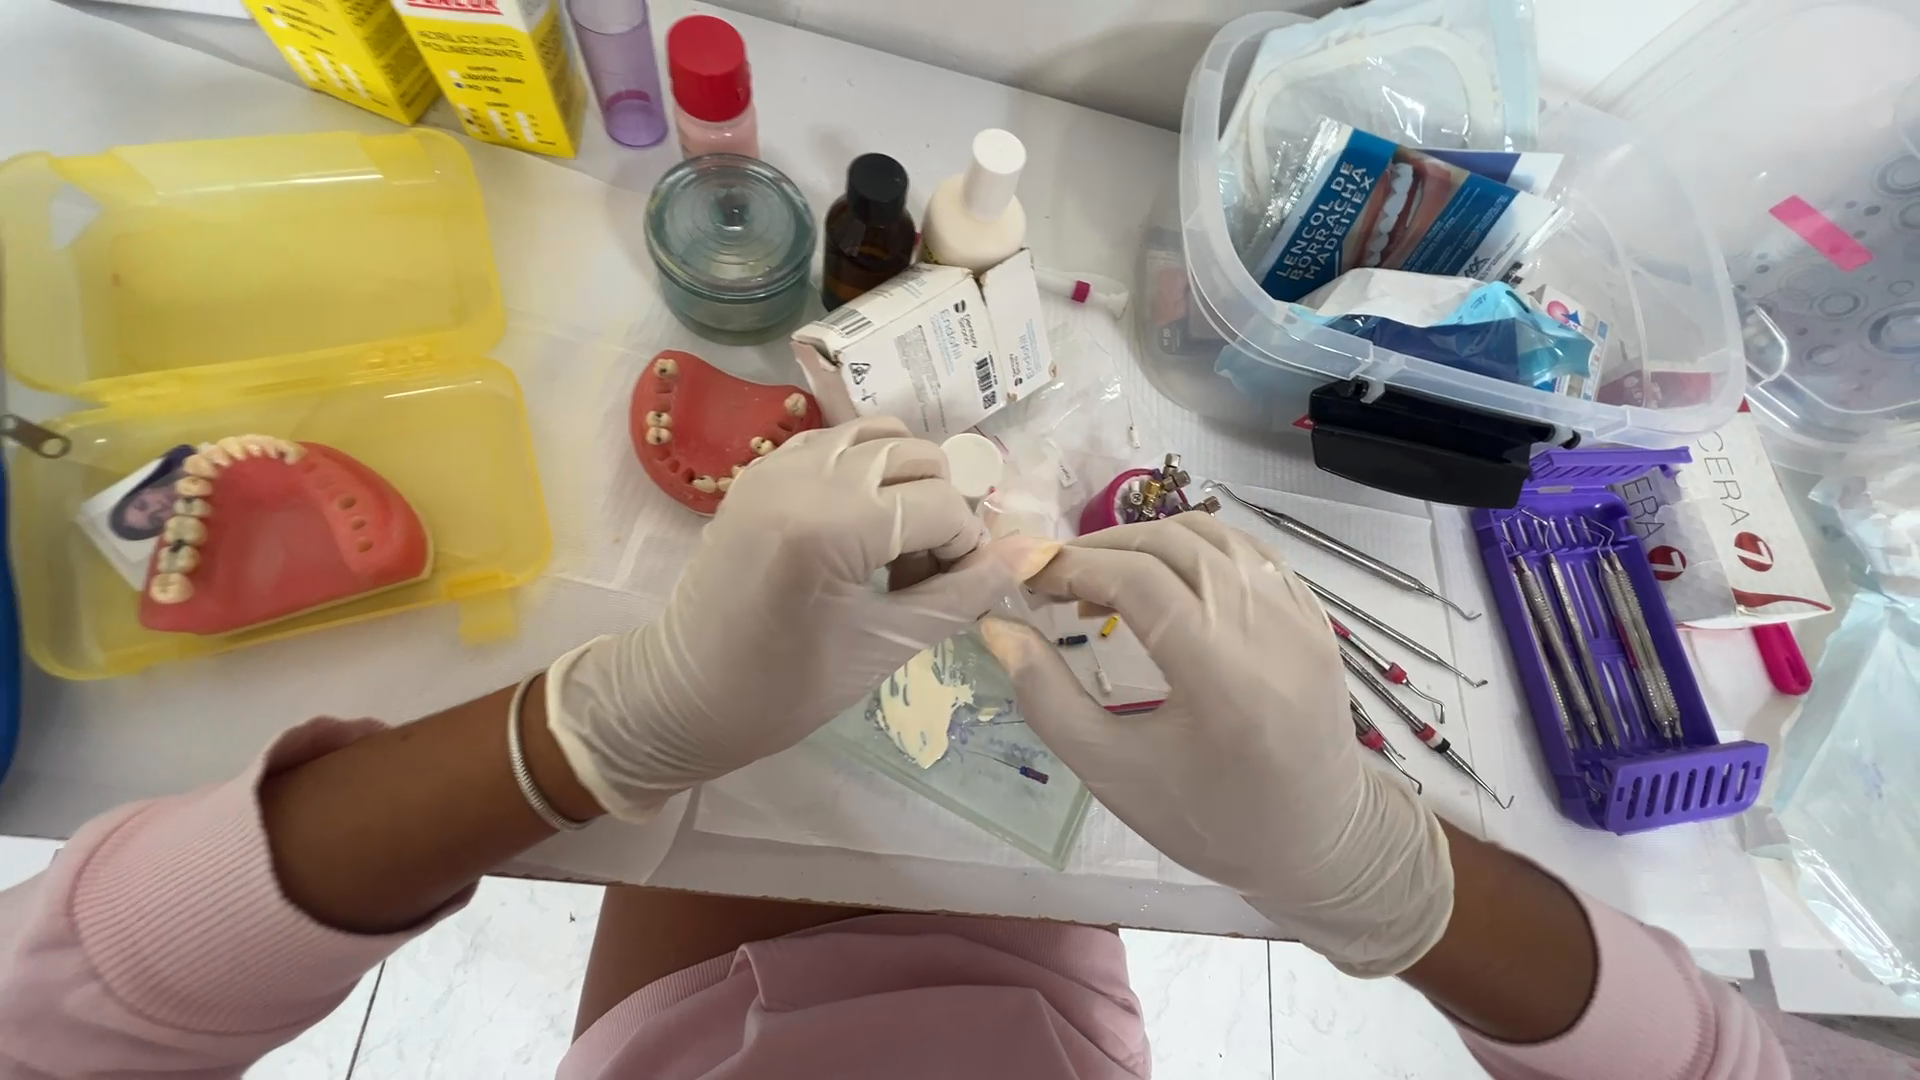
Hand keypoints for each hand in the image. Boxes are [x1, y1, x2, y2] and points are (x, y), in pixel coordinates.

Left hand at [545, 416, 1057, 820]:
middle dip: (937, 513)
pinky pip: (839, 441)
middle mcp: (803, 472)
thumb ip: (963, 593)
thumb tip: (1031, 551)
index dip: (965, 550)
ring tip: (889, 546)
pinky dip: (867, 471)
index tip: (948, 595)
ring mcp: (777, 462)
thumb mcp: (885, 647)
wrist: (682, 696)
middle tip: (917, 577)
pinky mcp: (763, 466)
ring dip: (906, 483)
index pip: (942, 506)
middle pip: (918, 458)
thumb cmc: (783, 691)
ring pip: (882, 437)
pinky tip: (858, 525)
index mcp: (830, 524)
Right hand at [978, 513, 1451, 976]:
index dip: (1072, 567)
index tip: (1029, 579)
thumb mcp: (1111, 773)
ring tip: (1102, 580)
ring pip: (1208, 533)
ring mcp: (1299, 612)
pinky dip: (1191, 547)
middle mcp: (1268, 627)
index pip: (1136, 579)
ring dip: (1143, 542)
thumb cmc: (1210, 821)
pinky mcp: (1312, 612)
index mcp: (1221, 675)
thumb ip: (1046, 696)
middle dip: (1099, 549)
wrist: (1321, 843)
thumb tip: (999, 628)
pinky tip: (1163, 579)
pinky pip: (1244, 550)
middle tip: (1055, 580)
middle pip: (1169, 543)